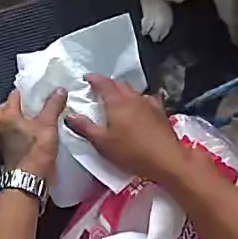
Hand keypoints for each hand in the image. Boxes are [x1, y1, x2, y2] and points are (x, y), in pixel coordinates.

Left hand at [0, 87, 65, 179]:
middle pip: (6, 108)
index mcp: (7, 115)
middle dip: (19, 106)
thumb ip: (53, 105)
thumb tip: (59, 91)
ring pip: (9, 123)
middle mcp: (0, 126)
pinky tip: (35, 135)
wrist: (28, 181)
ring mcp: (2, 140)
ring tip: (37, 119)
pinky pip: (13, 136)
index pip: (14, 94)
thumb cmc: (34, 153)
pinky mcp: (8, 151)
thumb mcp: (48, 124)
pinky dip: (22, 133)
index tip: (40, 91)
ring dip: (20, 120)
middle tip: (34, 105)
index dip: (28, 91)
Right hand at [64, 74, 196, 184]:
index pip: (103, 83)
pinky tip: (139, 110)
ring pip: (134, 91)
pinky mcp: (160, 113)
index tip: (86, 79)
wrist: (166, 159)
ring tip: (118, 102)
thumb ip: (85, 127)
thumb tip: (71, 116)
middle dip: (108, 85)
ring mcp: (149, 104)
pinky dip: (139, 101)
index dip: (94, 78)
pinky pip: (147, 100)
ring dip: (124, 93)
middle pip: (119, 84)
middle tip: (99, 92)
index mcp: (117, 102)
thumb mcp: (102, 143)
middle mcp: (133, 98)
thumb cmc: (131, 152)